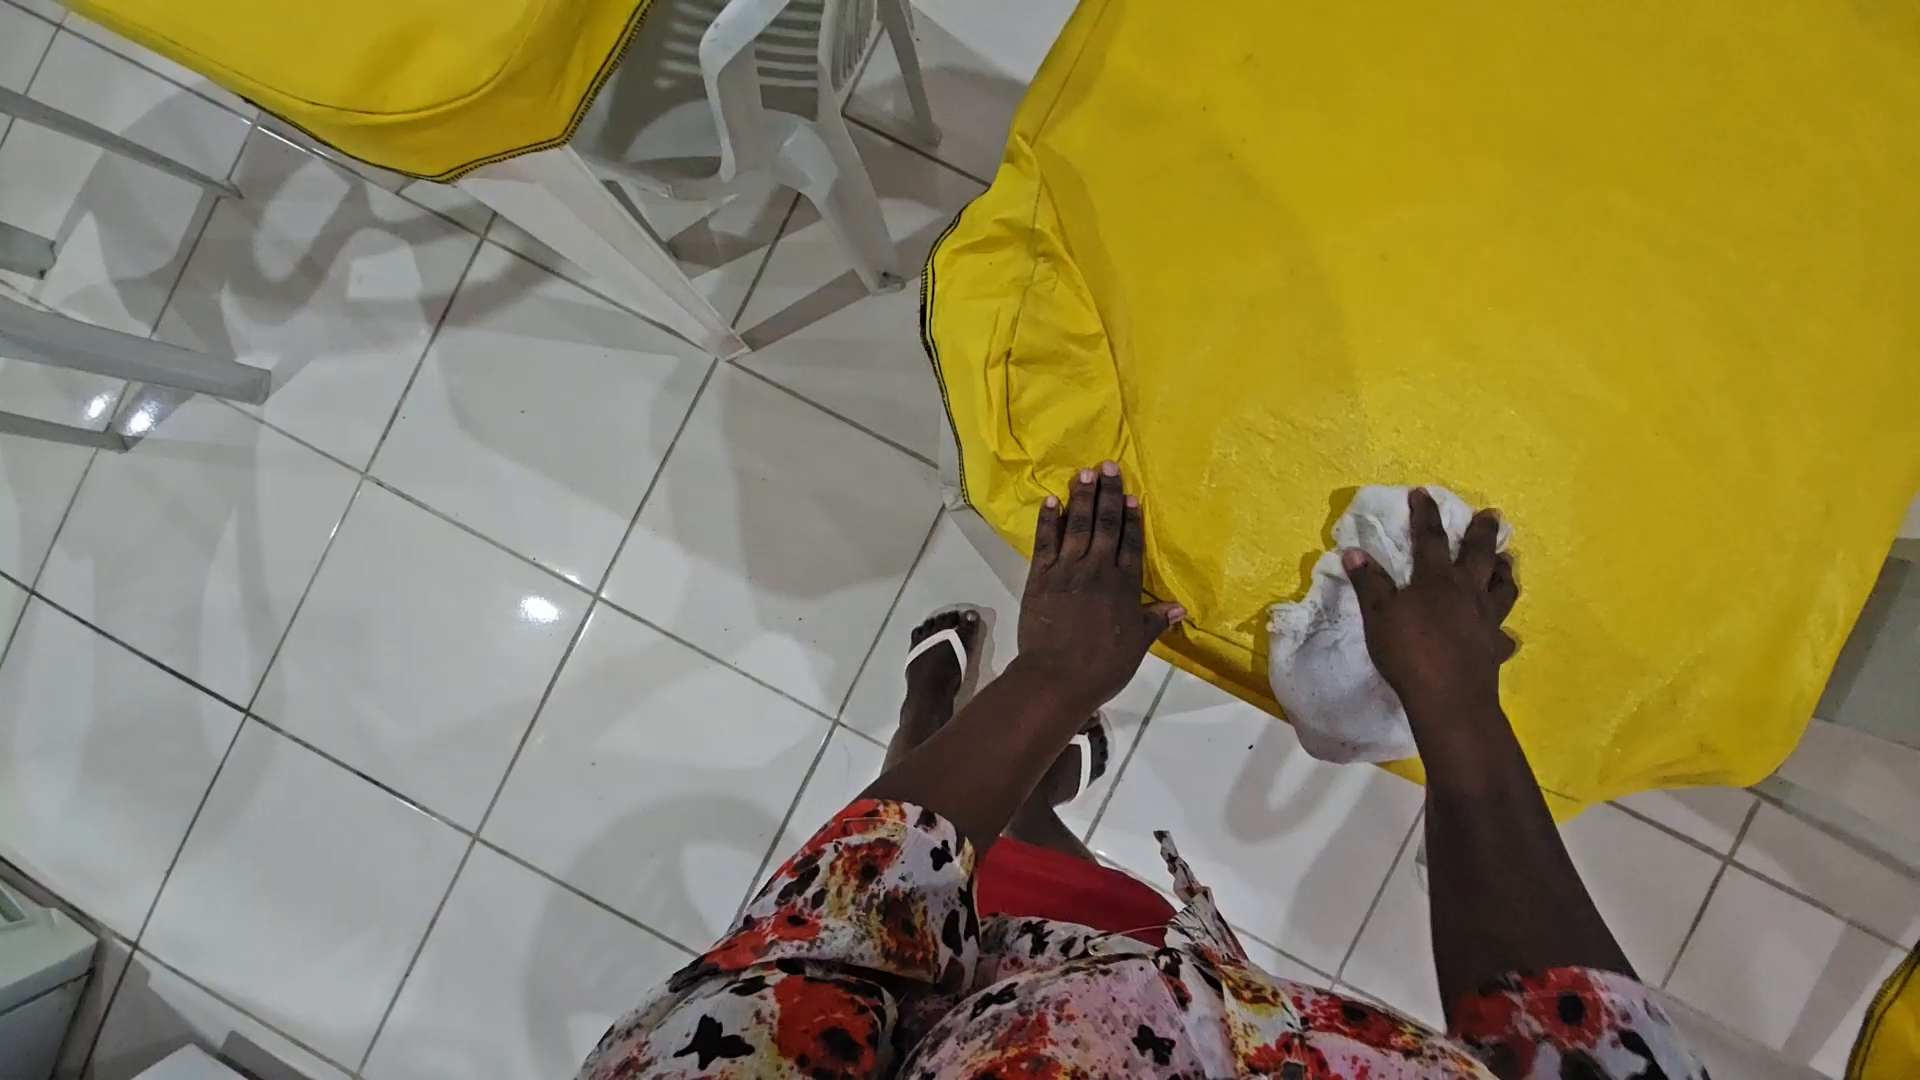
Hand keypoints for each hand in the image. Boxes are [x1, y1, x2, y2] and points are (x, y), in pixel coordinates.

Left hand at [1018, 462, 1184, 708]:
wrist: (1057, 678)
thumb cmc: (1102, 666)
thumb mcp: (1137, 645)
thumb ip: (1156, 621)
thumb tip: (1180, 608)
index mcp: (1124, 586)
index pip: (1131, 543)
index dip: (1132, 518)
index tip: (1132, 495)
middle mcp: (1098, 570)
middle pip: (1105, 525)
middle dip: (1108, 494)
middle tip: (1109, 465)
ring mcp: (1067, 570)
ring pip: (1077, 526)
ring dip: (1081, 497)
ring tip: (1085, 472)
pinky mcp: (1040, 576)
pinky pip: (1045, 542)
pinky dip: (1047, 520)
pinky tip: (1051, 500)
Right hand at [1343, 488, 1518, 713]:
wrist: (1448, 697)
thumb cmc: (1408, 650)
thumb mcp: (1377, 614)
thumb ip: (1369, 582)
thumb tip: (1354, 551)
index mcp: (1436, 580)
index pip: (1430, 538)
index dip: (1425, 514)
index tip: (1423, 493)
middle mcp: (1467, 593)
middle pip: (1479, 555)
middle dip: (1482, 533)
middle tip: (1491, 515)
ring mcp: (1486, 620)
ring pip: (1503, 588)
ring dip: (1504, 570)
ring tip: (1507, 560)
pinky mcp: (1494, 647)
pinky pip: (1504, 633)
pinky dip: (1503, 628)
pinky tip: (1501, 631)